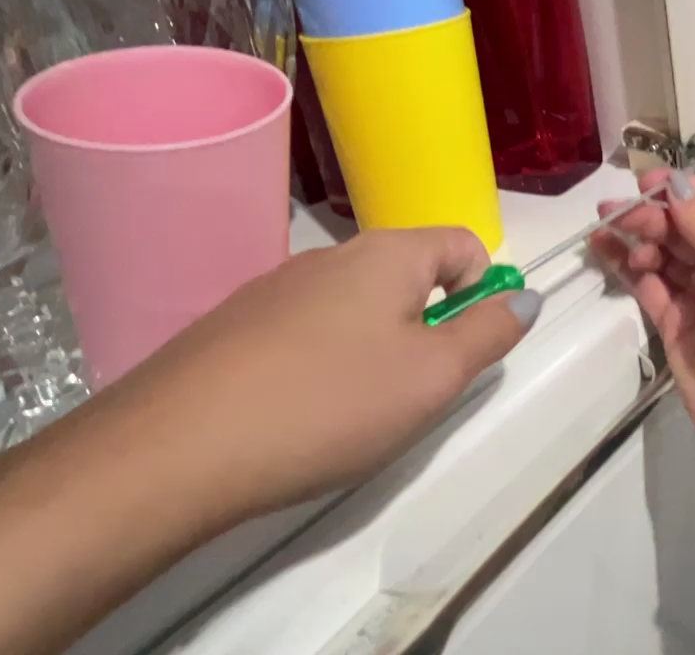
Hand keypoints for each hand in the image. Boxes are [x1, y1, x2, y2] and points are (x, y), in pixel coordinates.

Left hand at [91, 226, 535, 523]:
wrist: (168, 451)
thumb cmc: (328, 404)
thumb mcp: (433, 376)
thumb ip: (490, 332)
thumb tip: (527, 297)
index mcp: (389, 253)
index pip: (463, 244)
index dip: (480, 291)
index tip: (460, 349)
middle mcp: (334, 254)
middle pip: (409, 271)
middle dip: (426, 323)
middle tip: (411, 387)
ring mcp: (276, 285)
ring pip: (356, 303)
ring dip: (375, 343)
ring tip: (353, 407)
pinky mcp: (234, 323)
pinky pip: (306, 328)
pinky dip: (322, 359)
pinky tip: (298, 410)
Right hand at [591, 169, 694, 482]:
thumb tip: (675, 186)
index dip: (676, 189)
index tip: (641, 184)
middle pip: (681, 226)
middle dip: (649, 215)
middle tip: (615, 215)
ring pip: (661, 254)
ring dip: (635, 239)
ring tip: (605, 231)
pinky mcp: (674, 323)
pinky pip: (647, 286)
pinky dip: (628, 268)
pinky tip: (606, 253)